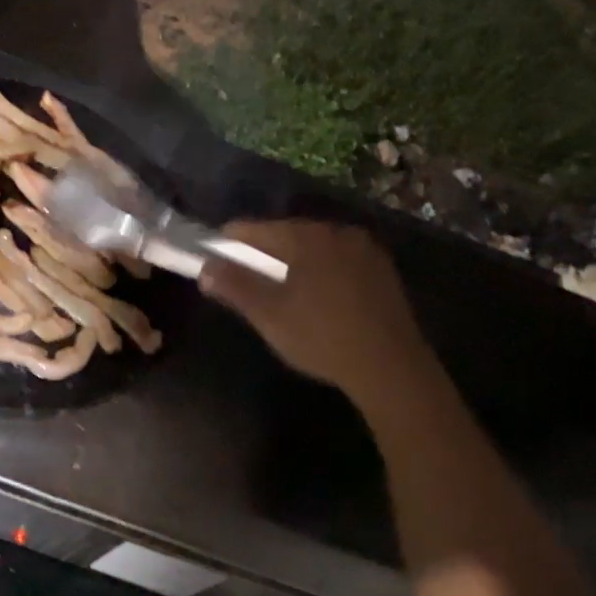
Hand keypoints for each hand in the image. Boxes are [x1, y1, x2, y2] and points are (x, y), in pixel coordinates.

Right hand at [200, 220, 430, 397]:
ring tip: (276, 289)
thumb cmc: (321, 336)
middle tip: (242, 277)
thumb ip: (234, 286)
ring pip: (314, 249)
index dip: (229, 242)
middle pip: (287, 235)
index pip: (256, 229)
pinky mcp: (382, 272)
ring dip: (292, 263)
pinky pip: (337, 262)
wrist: (390, 367)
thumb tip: (206, 268)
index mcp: (307, 236)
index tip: (212, 257)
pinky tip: (313, 299)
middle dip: (261, 253)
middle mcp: (338, 232)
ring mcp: (365, 250)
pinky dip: (318, 272)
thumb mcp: (269, 314)